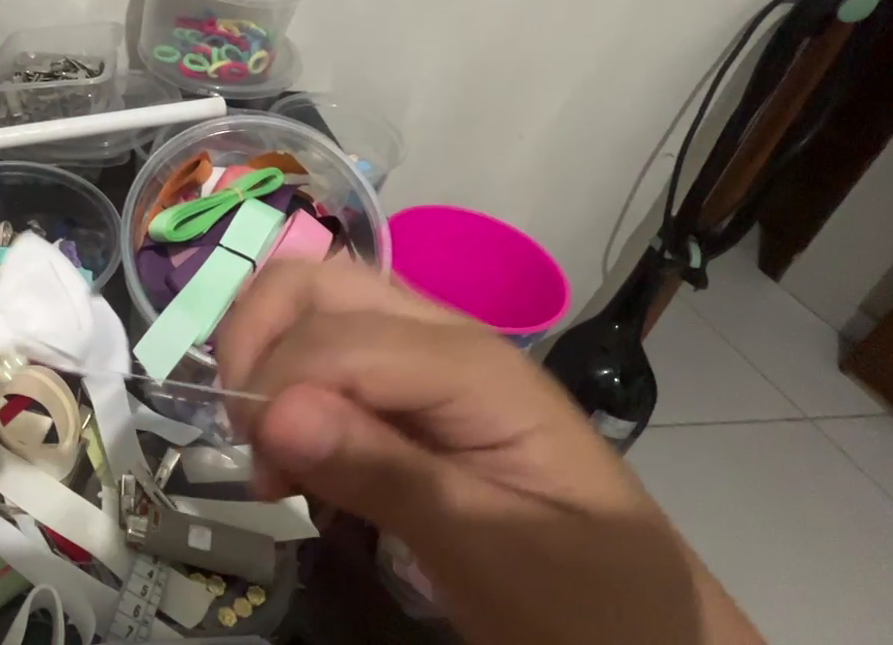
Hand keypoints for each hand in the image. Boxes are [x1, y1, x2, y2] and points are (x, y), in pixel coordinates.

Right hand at [217, 260, 762, 644]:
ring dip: (262, 352)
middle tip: (247, 431)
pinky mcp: (406, 375)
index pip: (338, 337)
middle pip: (314, 281)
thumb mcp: (490, 555)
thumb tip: (275, 414)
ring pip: (310, 298)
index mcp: (472, 367)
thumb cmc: (581, 598)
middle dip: (254, 340)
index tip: (263, 470)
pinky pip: (321, 339)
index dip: (278, 387)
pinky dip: (280, 373)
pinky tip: (291, 444)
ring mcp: (423, 347)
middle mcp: (440, 331)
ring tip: (265, 440)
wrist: (645, 622)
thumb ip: (384, 476)